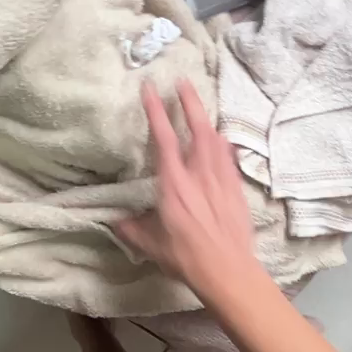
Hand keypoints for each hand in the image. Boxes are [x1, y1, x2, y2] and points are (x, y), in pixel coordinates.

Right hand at [116, 79, 266, 305]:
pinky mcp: (236, 190)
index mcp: (174, 185)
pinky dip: (223, 145)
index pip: (163, 139)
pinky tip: (223, 140)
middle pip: (197, 129)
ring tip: (200, 107)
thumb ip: (132, 229)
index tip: (150, 89)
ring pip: (215, 140)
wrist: (228, 270)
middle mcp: (199, 176)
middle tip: (183, 81)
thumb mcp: (152, 246)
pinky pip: (229, 159)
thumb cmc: (187, 258)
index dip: (156, 111)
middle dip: (189, 102)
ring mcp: (221, 180)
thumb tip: (115, 221)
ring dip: (206, 119)